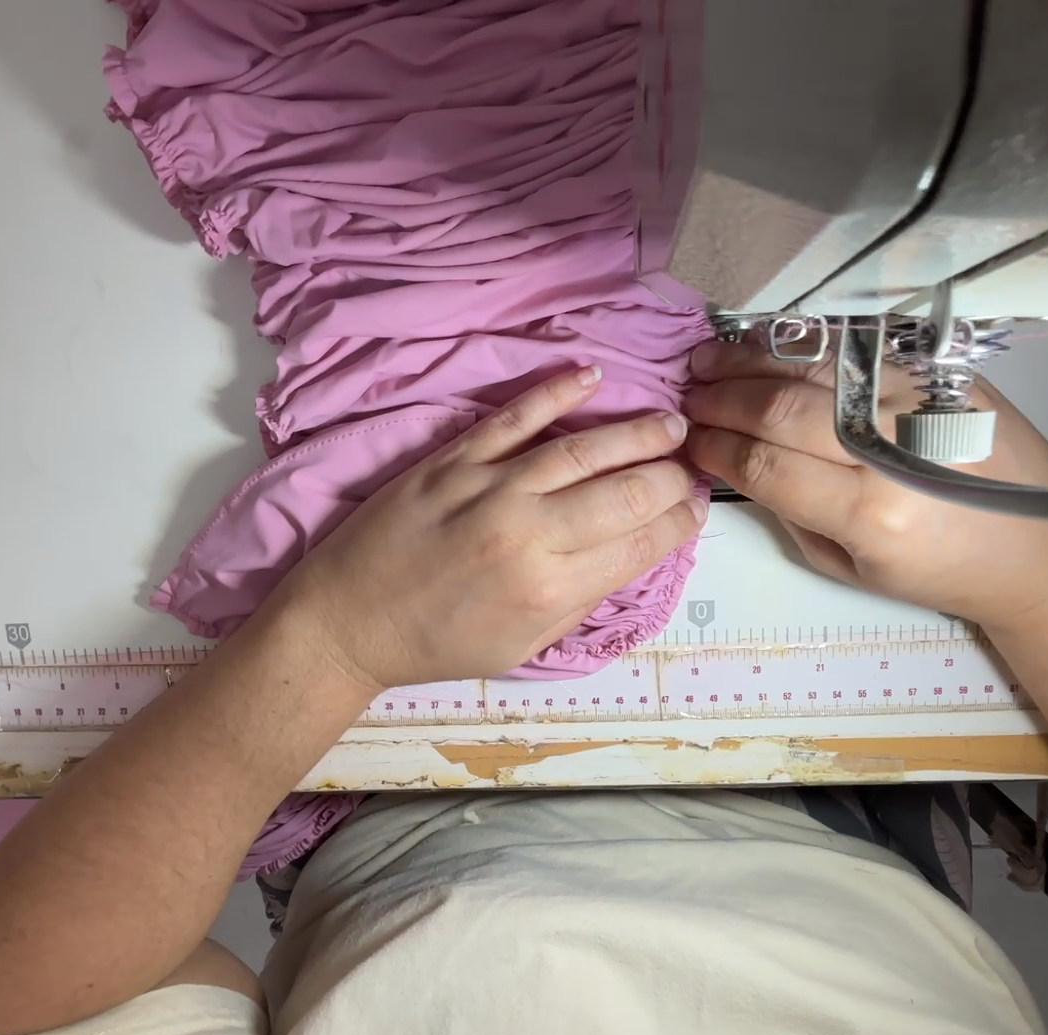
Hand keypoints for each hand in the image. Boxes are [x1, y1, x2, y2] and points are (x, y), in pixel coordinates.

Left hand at [272, 367, 705, 690]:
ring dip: (633, 433)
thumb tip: (631, 555)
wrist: (351, 620)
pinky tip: (592, 377)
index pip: (638, 546)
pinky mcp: (453, 460)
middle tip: (692, 462)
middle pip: (623, 493)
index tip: (696, 507)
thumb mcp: (520, 645)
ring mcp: (488, 489)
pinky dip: (554, 393)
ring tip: (671, 423)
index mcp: (549, 591)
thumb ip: (580, 600)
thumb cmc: (437, 643)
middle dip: (669, 475)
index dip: (677, 523)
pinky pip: (514, 418)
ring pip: (580, 450)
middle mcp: (527, 535)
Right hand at [683, 337, 1047, 630]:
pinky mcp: (940, 375)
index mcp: (871, 515)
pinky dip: (799, 347)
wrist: (1041, 547)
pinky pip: (854, 352)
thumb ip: (790, 512)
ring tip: (706, 360)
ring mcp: (922, 402)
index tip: (690, 442)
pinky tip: (764, 347)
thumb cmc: (938, 571)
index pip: (767, 468)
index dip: (718, 449)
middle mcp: (895, 451)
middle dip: (723, 401)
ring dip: (749, 362)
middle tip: (687, 396)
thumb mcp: (850, 568)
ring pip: (814, 370)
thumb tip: (741, 462)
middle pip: (783, 411)